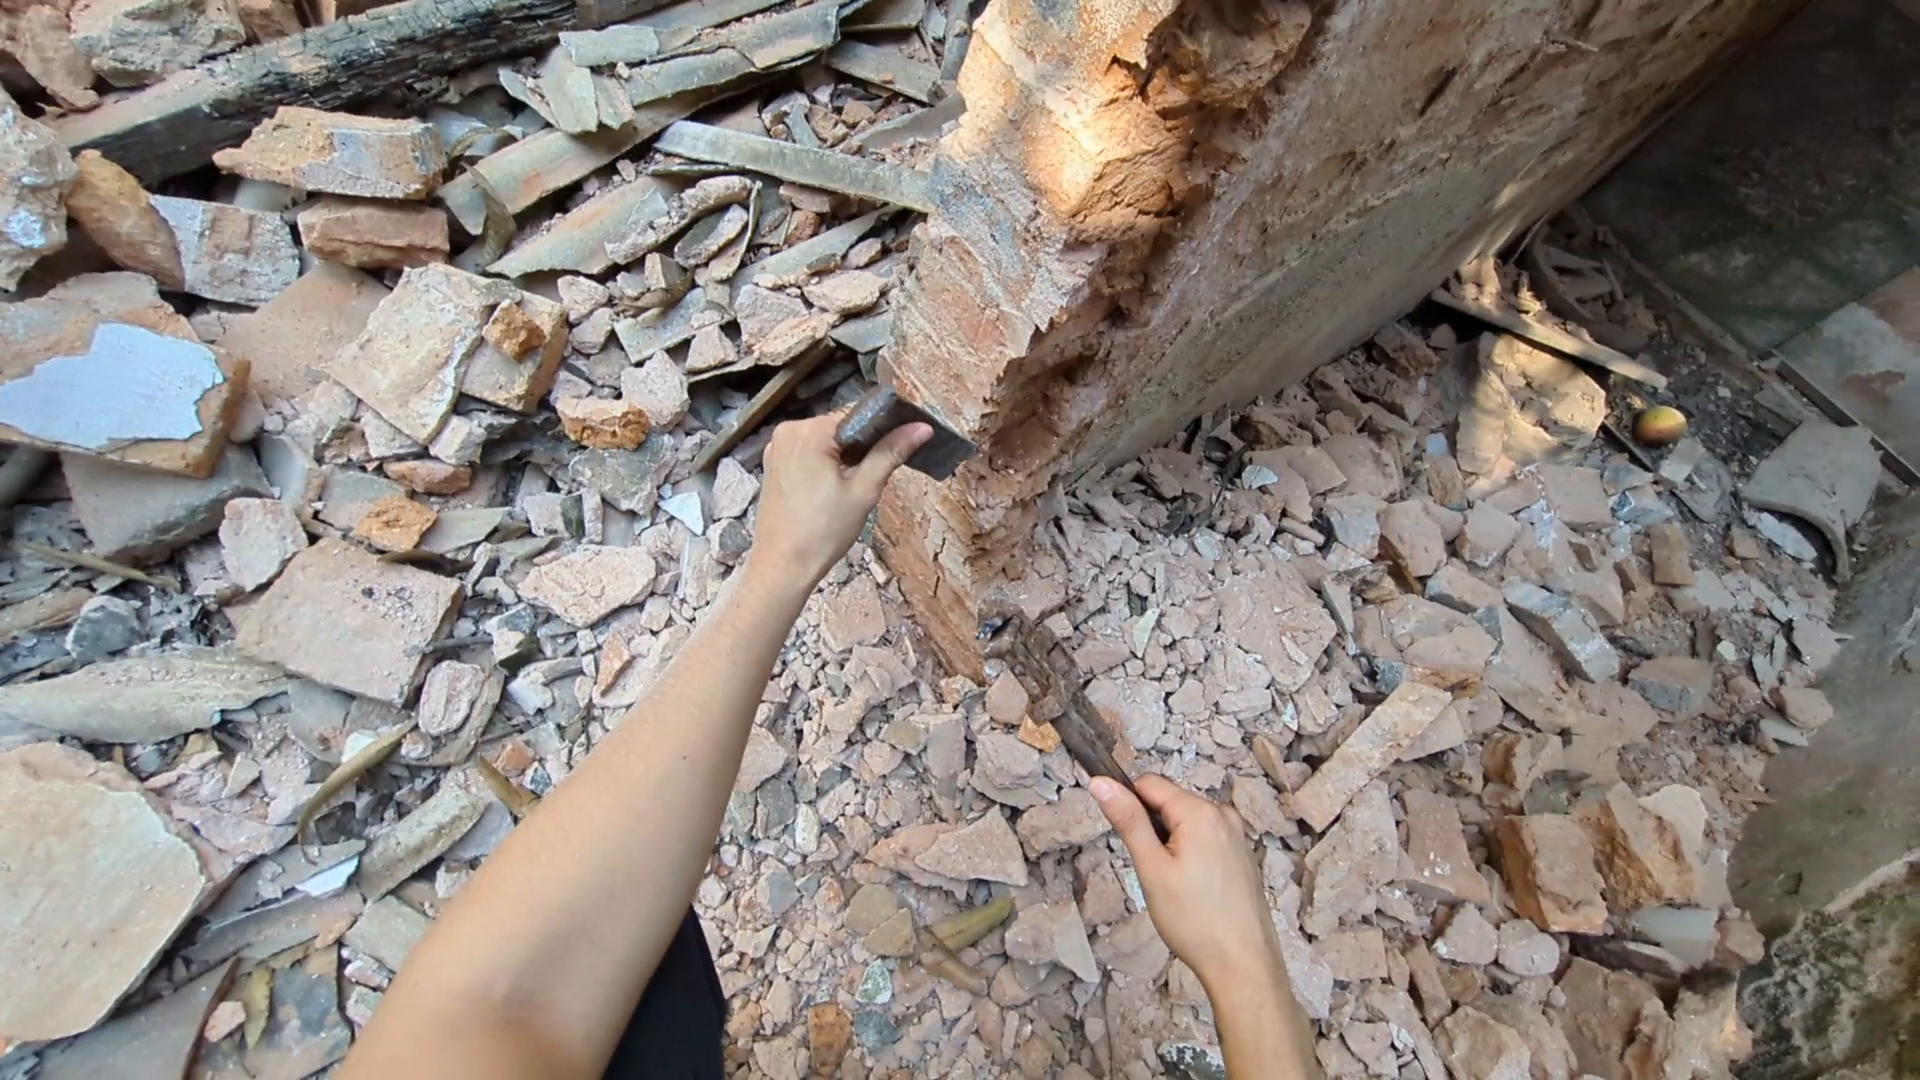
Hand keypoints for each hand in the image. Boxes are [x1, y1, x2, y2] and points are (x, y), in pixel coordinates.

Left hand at [746, 411, 930, 590]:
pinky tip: (837, 488)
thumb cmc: (823, 531)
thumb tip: (922, 428)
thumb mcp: (864, 490)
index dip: (885, 428)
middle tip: (879, 473)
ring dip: (846, 456)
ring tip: (859, 484)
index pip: (858, 414)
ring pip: (826, 441)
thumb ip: (891, 453)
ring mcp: (777, 448)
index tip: (903, 445)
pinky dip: (827, 464)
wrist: (783, 566)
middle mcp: (788, 431)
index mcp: (809, 431)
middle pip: (841, 427)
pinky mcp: (774, 465)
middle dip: (863, 446)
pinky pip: (809, 454)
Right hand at [1091, 774, 1284, 990]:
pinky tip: (1193, 888)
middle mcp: (1223, 814)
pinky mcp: (1242, 855)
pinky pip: (1205, 837)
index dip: (1129, 805)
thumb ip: (1127, 820)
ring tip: (1172, 882)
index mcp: (1200, 811)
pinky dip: (1190, 852)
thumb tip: (1100, 781)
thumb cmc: (1193, 919)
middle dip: (1152, 827)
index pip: (1149, 783)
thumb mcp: (1151, 868)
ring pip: (1186, 821)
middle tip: (1152, 870)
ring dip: (1170, 841)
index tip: (1127, 839)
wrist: (1244, 969)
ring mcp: (1237, 835)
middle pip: (1170, 801)